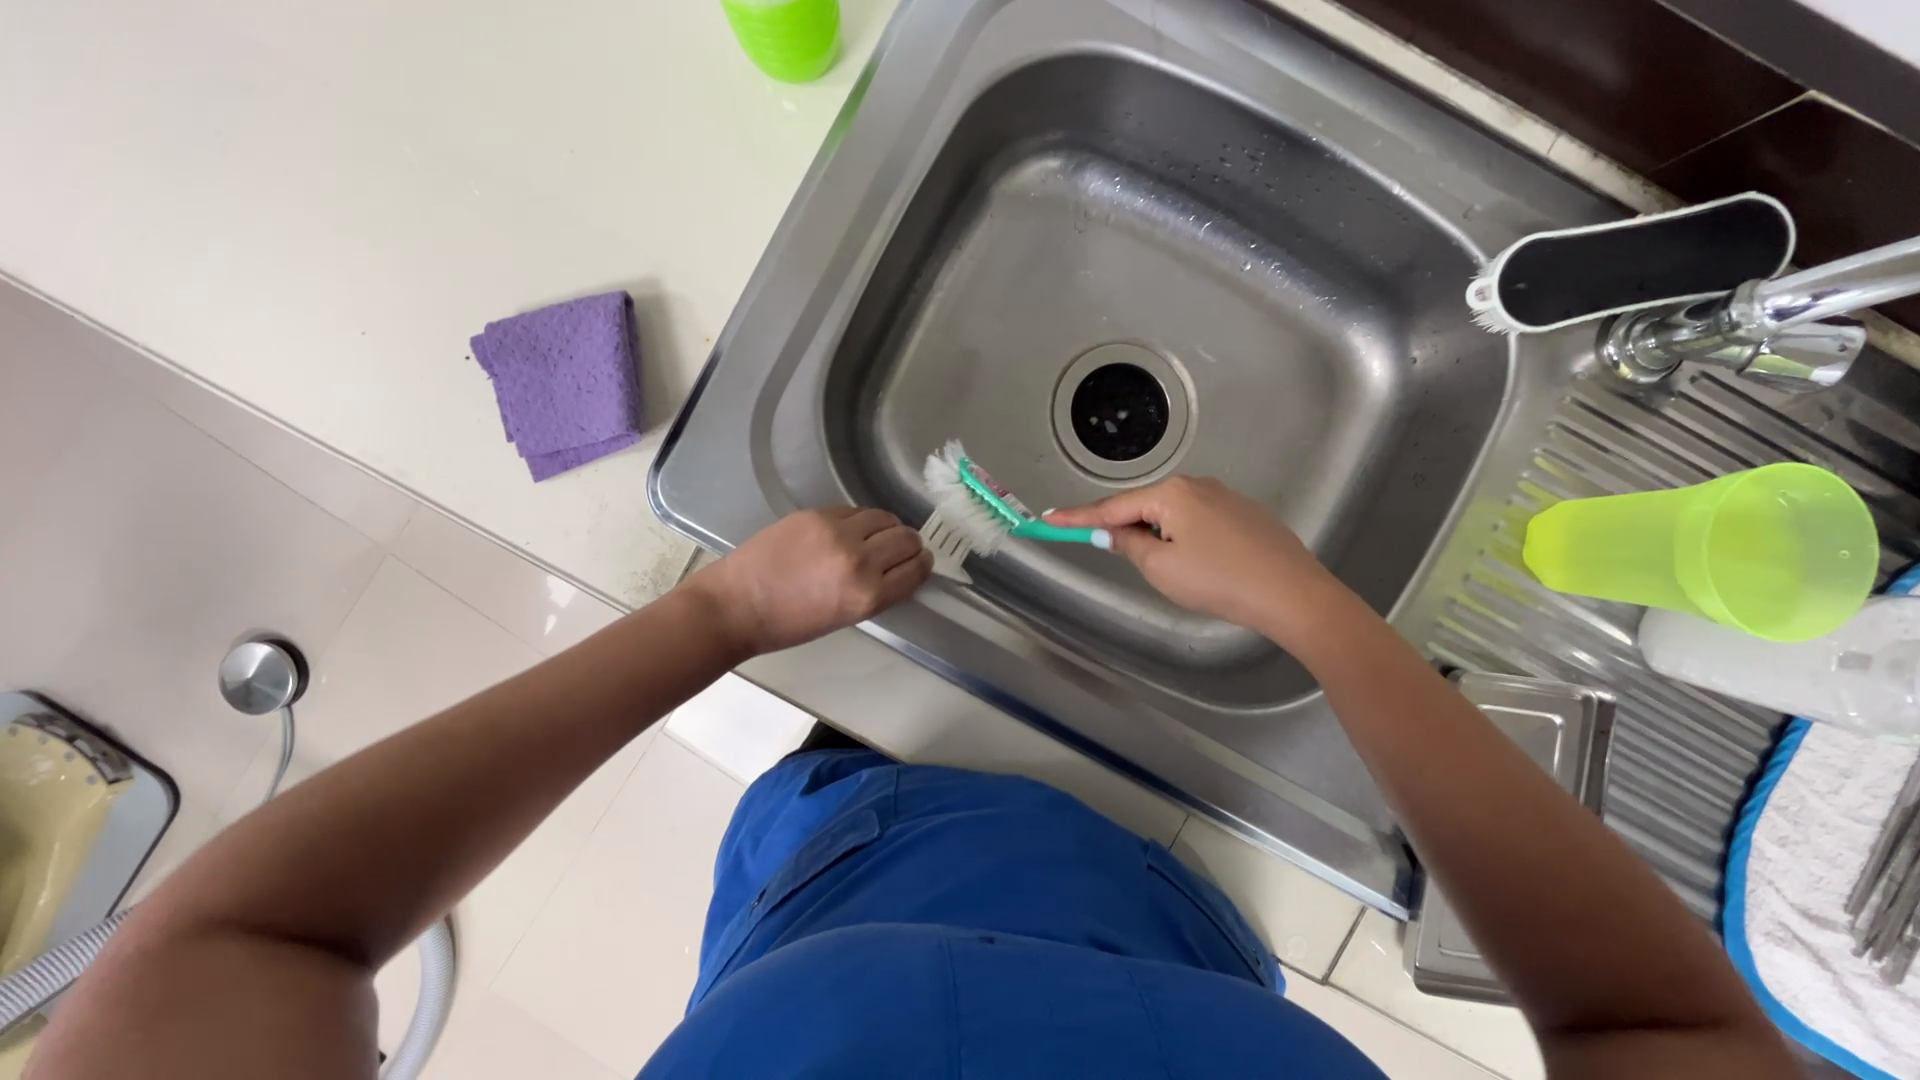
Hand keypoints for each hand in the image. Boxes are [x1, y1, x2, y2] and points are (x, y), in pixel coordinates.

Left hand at [685, 507, 933, 656]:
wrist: (738, 604)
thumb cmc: (789, 624)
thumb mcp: (845, 618)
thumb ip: (876, 592)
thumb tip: (896, 569)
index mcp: (868, 596)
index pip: (915, 571)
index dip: (922, 564)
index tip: (920, 561)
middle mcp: (860, 561)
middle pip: (906, 539)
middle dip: (909, 544)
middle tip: (902, 548)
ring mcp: (838, 533)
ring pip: (884, 518)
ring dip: (888, 527)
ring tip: (877, 535)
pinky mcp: (818, 515)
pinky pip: (854, 511)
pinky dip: (860, 519)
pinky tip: (850, 530)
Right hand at [1045, 477, 1345, 641]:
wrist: (1292, 594)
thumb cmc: (1219, 581)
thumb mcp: (1162, 568)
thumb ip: (1130, 546)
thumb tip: (1113, 532)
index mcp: (1172, 494)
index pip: (1112, 507)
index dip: (1078, 518)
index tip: (1048, 519)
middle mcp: (1198, 485)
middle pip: (1145, 506)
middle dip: (1126, 528)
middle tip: (1108, 550)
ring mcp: (1227, 498)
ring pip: (1176, 516)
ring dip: (1160, 537)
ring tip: (1172, 572)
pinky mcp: (1248, 515)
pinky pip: (1202, 522)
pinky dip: (1188, 539)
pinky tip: (1203, 567)